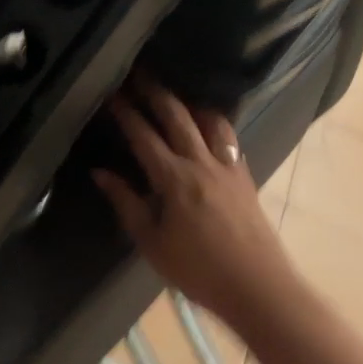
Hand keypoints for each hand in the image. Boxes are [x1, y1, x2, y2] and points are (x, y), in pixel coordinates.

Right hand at [90, 82, 299, 328]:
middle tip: (139, 73)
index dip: (124, 111)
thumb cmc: (198, 270)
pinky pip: (230, 140)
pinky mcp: (246, 178)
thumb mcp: (151, 243)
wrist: (261, 290)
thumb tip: (101, 173)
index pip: (142, 134)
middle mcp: (200, 162)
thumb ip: (126, 203)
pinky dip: (215, 125)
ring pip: (210, 121)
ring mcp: (228, 168)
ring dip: (190, 103)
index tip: (109, 93)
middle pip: (176, 115)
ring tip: (177, 95)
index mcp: (172, 177)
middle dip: (155, 92)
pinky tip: (210, 127)